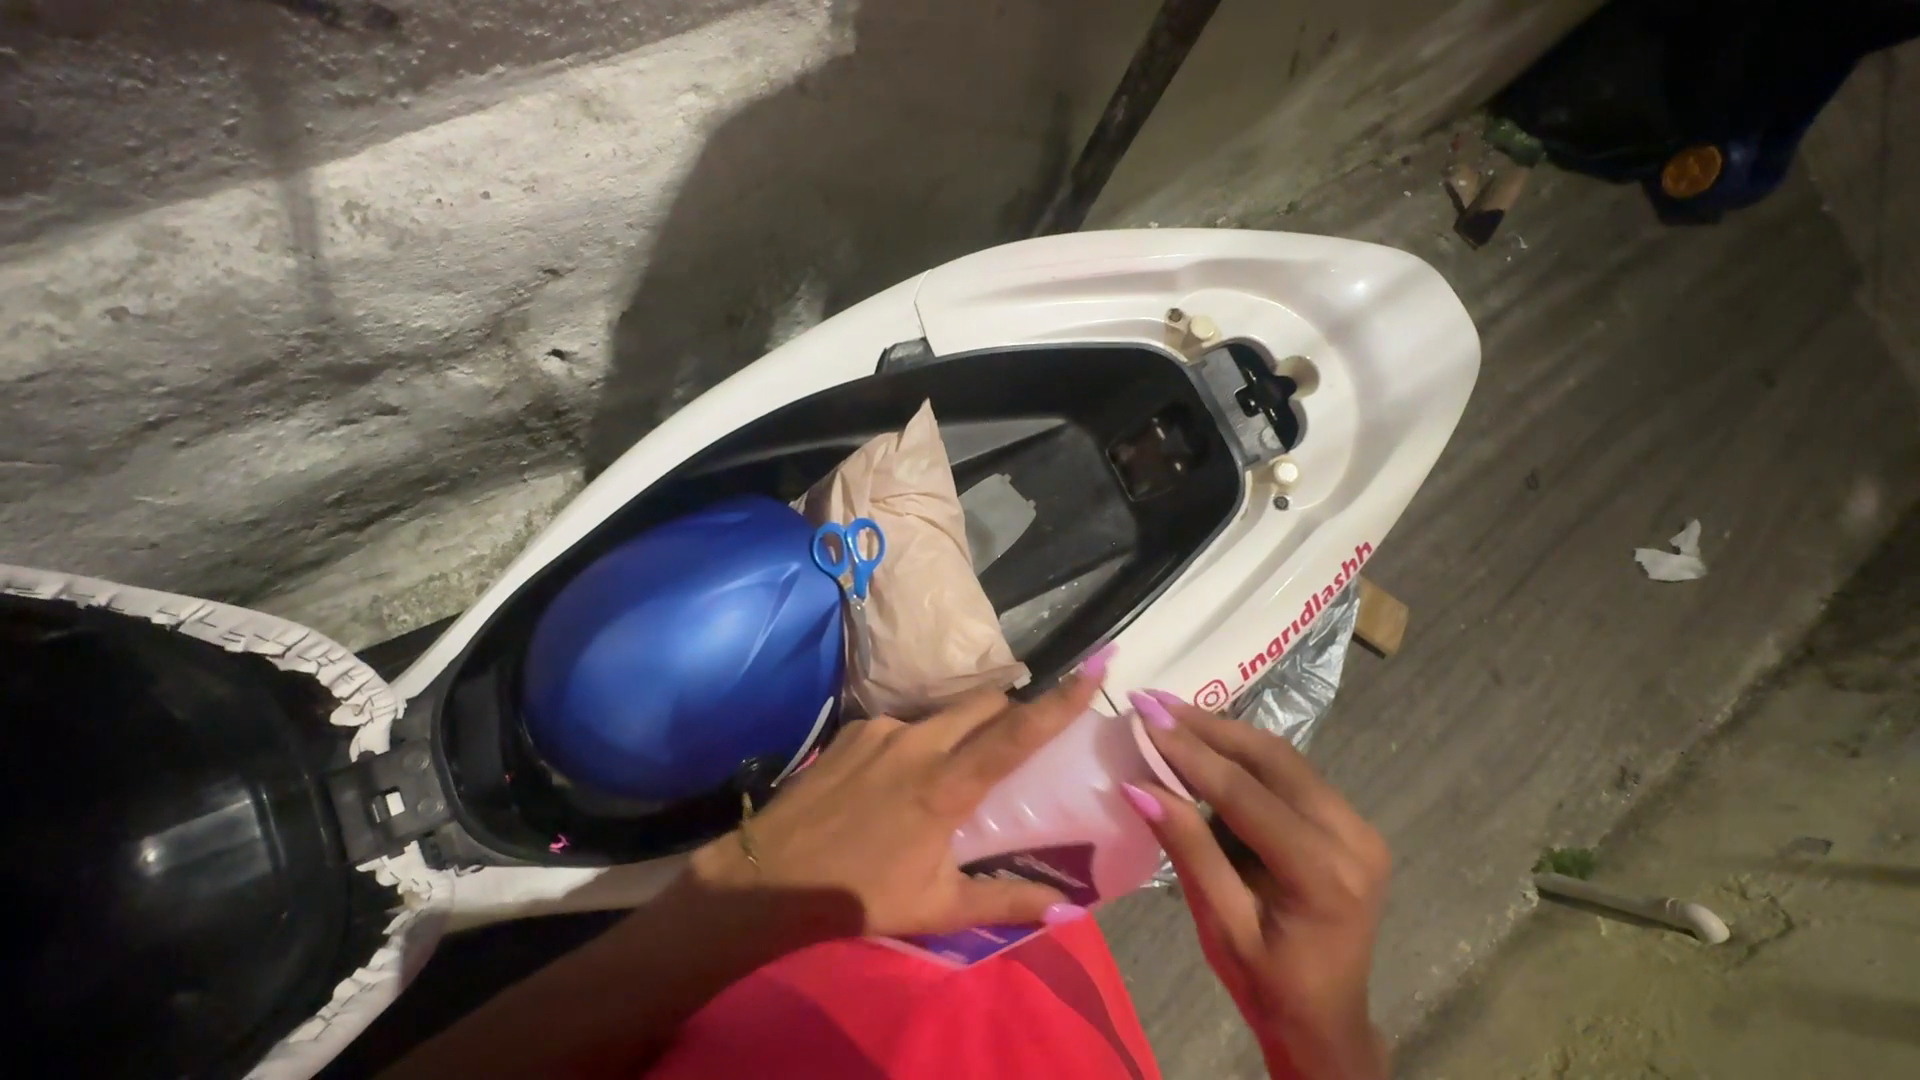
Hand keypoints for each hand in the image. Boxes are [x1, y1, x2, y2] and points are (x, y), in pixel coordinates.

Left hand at [686, 661, 1108, 939]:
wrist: (766, 878)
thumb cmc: (859, 895)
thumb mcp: (937, 907)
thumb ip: (1006, 902)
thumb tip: (1067, 910)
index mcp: (947, 785)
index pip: (1017, 732)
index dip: (1060, 700)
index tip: (1096, 665)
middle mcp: (919, 741)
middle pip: (985, 703)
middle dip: (1011, 709)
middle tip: (1020, 740)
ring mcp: (882, 729)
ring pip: (944, 711)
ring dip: (964, 727)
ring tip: (956, 767)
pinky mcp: (853, 729)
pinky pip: (904, 722)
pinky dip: (920, 740)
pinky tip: (901, 778)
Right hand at [1120, 691, 1390, 1079]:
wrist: (1325, 1020)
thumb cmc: (1266, 983)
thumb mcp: (1220, 924)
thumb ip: (1188, 849)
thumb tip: (1138, 785)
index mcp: (1324, 874)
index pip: (1243, 793)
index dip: (1188, 750)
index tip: (1142, 716)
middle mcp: (1353, 838)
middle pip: (1271, 758)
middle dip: (1207, 726)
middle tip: (1153, 702)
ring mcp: (1358, 827)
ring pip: (1282, 758)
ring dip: (1224, 734)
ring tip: (1171, 713)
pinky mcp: (1349, 823)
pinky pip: (1291, 774)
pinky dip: (1244, 756)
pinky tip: (1206, 743)